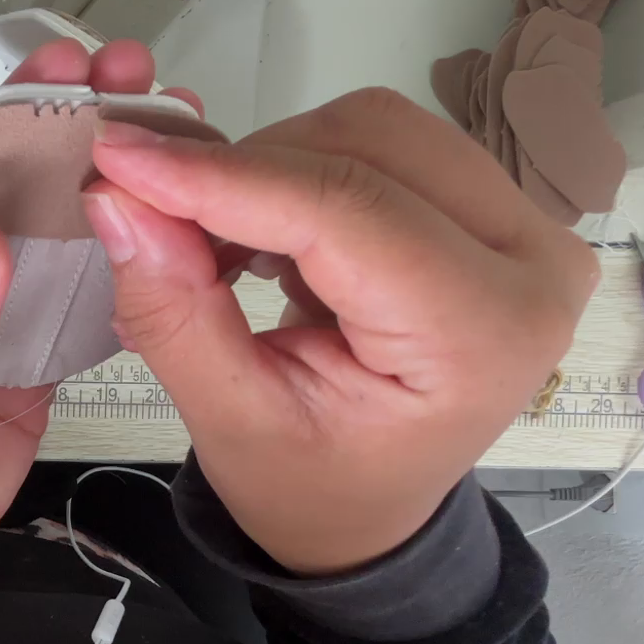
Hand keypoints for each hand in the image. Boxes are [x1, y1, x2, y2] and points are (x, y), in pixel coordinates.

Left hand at [0, 39, 183, 584]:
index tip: (46, 85)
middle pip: (11, 198)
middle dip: (65, 138)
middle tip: (125, 86)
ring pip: (58, 245)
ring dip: (105, 194)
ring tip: (164, 141)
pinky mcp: (35, 365)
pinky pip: (86, 311)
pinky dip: (126, 278)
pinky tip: (167, 239)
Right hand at [83, 88, 598, 574]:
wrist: (359, 509)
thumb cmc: (301, 488)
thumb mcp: (226, 420)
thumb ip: (173, 314)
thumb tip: (115, 205)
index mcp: (477, 333)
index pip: (343, 210)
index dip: (219, 178)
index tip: (116, 161)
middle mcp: (527, 256)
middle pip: (365, 145)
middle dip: (236, 174)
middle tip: (150, 227)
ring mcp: (515, 225)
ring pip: (367, 134)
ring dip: (257, 176)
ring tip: (200, 253)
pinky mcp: (480, 214)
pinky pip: (370, 154)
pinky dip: (280, 185)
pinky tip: (245, 249)